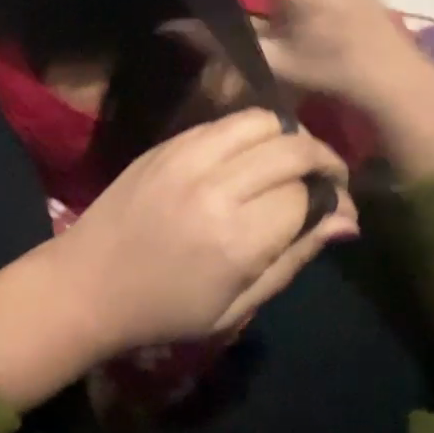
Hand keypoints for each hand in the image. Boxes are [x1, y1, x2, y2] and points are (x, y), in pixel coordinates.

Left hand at [53, 108, 356, 351]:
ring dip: (289, 136)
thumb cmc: (166, 311)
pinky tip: (252, 154)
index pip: (306, 196)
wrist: (87, 284)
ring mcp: (186, 158)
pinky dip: (250, 131)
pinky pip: (222, 123)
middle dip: (324, 159)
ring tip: (294, 159)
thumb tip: (346, 220)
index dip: (333, 200)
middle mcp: (214, 188)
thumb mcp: (238, 305)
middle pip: (291, 148)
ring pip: (260, 121)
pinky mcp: (165, 145)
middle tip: (329, 179)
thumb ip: (294, 257)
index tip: (340, 210)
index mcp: (235, 239)